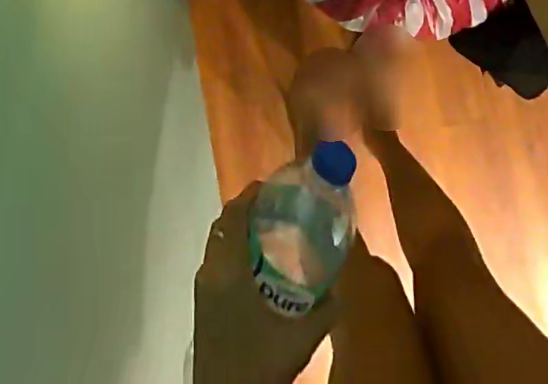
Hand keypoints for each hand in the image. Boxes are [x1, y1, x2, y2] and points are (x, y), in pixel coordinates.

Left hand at [192, 184, 340, 383]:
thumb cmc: (260, 362)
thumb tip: (345, 284)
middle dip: (246, 211)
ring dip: (239, 233)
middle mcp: (210, 272)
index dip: (250, 196)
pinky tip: (258, 269)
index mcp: (228, 269)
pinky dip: (234, 254)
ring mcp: (202, 290)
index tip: (273, 186)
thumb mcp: (301, 337)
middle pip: (223, 226)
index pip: (233, 215)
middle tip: (276, 208)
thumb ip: (326, 308)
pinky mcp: (202, 307)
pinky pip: (216, 264)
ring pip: (218, 246)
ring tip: (270, 234)